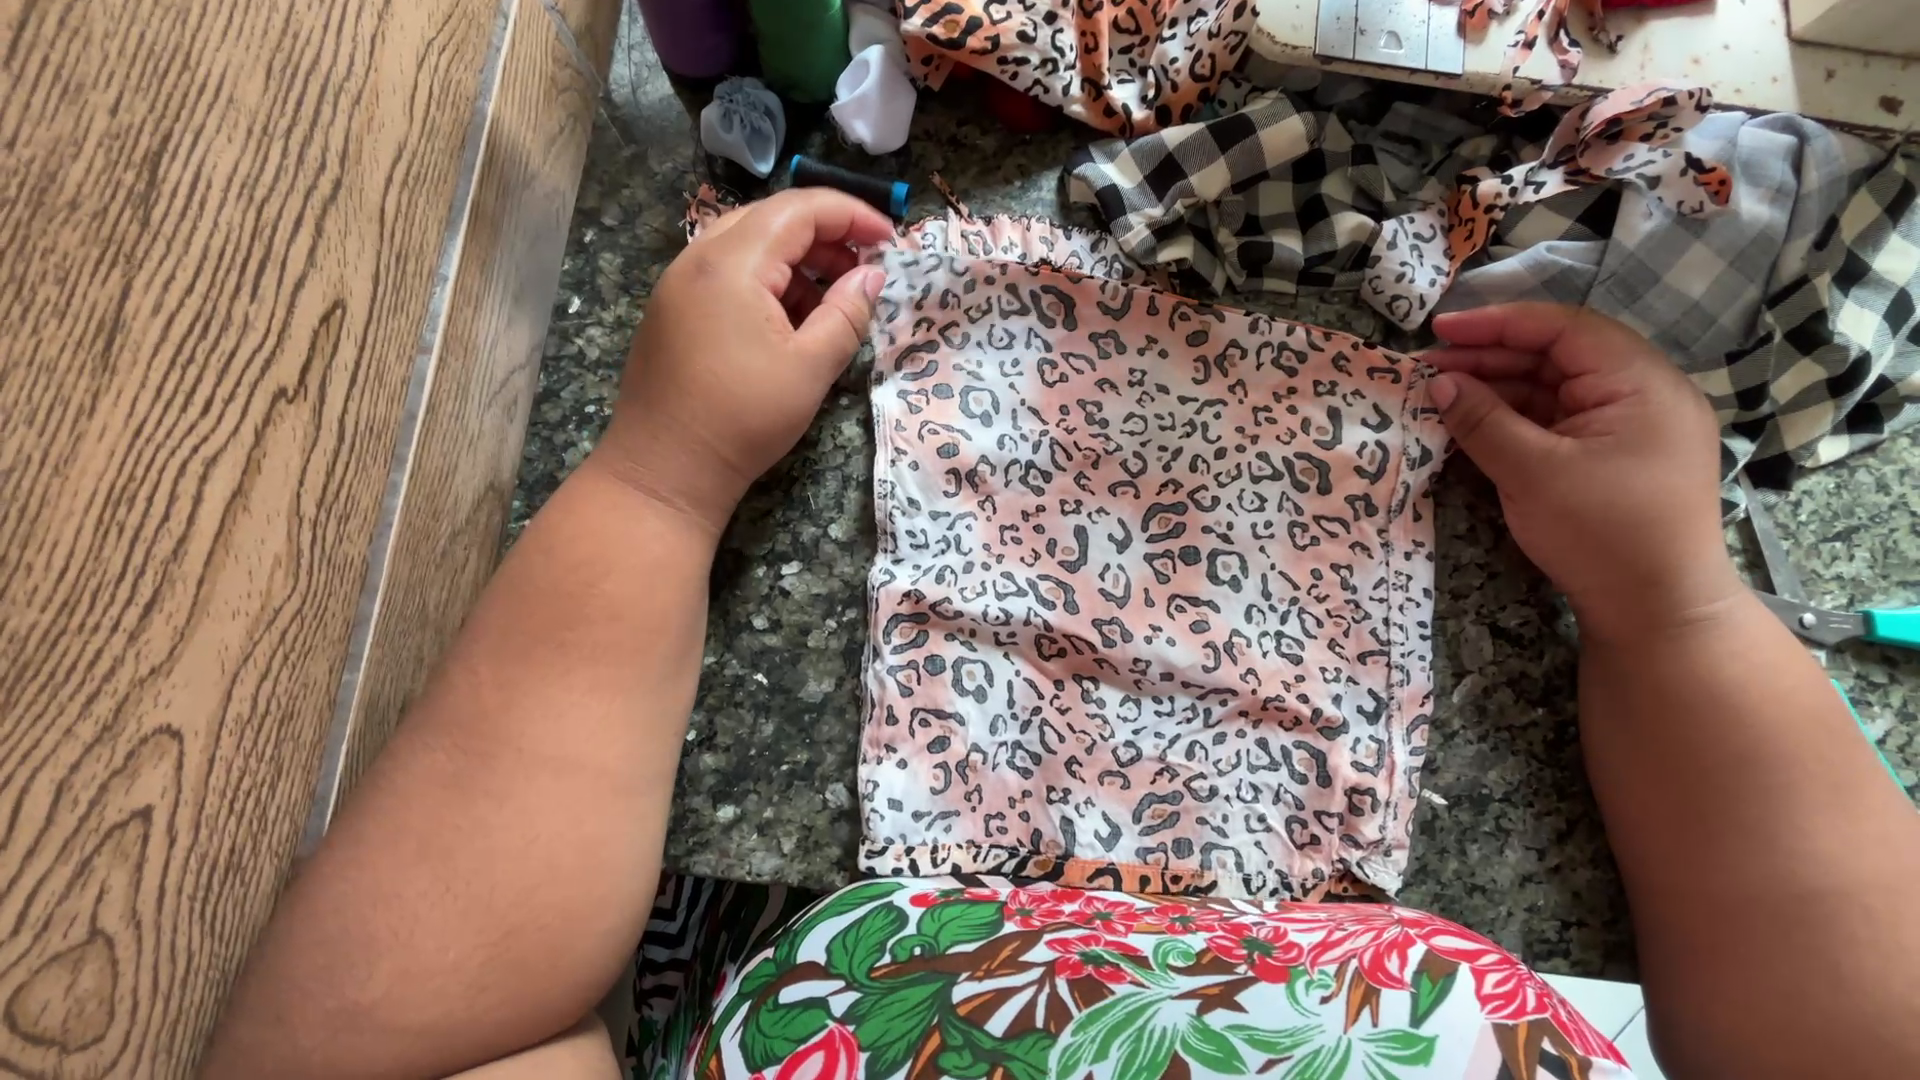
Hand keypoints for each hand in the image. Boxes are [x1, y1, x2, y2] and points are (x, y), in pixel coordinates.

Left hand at [592, 188, 893, 532]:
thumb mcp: (810, 369)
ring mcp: (678, 283)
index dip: (852, 215)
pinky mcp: (673, 310)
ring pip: (749, 246)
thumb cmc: (743, 421)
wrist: (664, 471)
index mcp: (732, 263)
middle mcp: (698, 258)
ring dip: (798, 262)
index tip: (890, 241)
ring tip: (834, 302)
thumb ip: (846, 314)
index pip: (800, 209)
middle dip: (827, 237)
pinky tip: (791, 322)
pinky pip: (727, 274)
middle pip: (772, 220)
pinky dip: (768, 283)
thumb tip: (872, 277)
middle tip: (865, 273)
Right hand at [1425, 303, 1741, 643]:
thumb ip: (1483, 421)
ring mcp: (1625, 426)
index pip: (1563, 329)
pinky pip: (1553, 420)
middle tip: (1425, 369)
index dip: (1497, 323)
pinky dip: (1510, 417)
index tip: (1438, 329)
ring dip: (1494, 388)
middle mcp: (1640, 393)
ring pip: (1551, 388)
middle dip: (1488, 358)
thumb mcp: (1533, 473)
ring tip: (1437, 394)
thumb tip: (1438, 383)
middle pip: (1555, 356)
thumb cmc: (1601, 532)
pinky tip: (1469, 422)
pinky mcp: (1608, 455)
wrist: (1655, 607)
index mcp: (1640, 383)